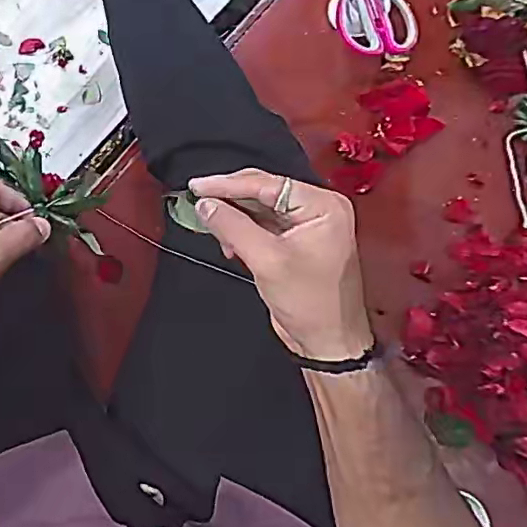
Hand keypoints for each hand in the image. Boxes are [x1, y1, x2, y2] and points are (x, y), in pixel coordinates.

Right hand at [188, 169, 374, 361]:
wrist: (328, 342)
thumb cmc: (313, 305)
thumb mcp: (267, 261)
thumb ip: (233, 227)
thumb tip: (206, 204)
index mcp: (323, 205)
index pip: (267, 184)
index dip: (228, 184)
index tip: (199, 186)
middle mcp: (318, 208)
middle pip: (263, 192)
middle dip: (230, 200)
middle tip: (198, 200)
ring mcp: (307, 224)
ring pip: (259, 207)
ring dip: (234, 217)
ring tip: (210, 224)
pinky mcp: (296, 239)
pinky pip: (263, 223)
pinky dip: (242, 230)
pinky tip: (228, 242)